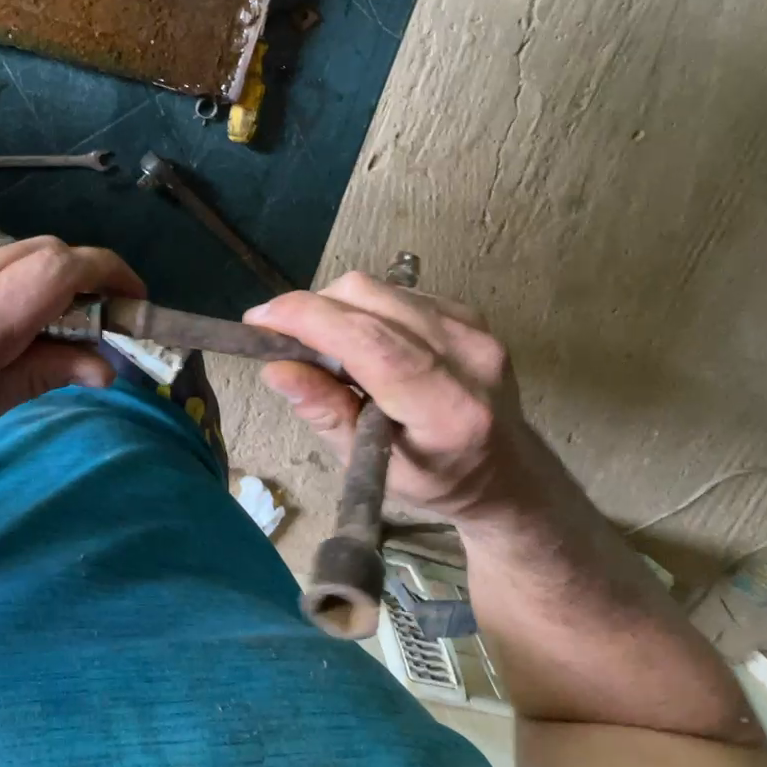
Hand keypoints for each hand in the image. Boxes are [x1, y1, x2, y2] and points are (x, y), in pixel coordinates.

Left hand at [0, 238, 143, 489]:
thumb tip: (104, 365)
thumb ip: (37, 377)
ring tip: (47, 332)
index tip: (135, 302)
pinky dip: (7, 285)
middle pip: (44, 250)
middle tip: (100, 322)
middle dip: (86, 276)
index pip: (62, 267)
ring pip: (11, 255)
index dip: (111, 274)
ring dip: (45, 281)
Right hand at [244, 271, 559, 522]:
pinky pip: (393, 291)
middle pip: (368, 298)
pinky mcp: (466, 311)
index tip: (258, 321)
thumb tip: (274, 369)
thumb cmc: (435, 479)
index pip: (371, 342)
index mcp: (446, 407)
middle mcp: (467, 355)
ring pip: (376, 287)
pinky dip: (359, 308)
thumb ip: (325, 412)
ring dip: (332, 307)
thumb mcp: (370, 464)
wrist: (508, 471)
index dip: (309, 320)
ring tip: (322, 346)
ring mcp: (472, 327)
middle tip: (280, 337)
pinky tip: (358, 341)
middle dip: (310, 308)